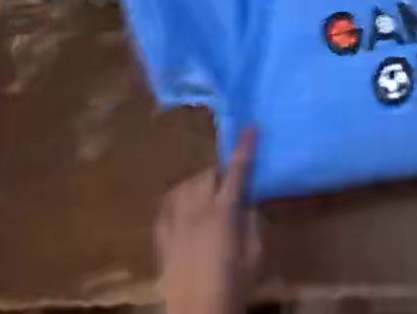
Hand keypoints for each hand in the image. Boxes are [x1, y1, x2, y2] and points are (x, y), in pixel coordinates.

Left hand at [157, 129, 259, 313]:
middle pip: (208, 174)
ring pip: (185, 186)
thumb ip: (251, 222)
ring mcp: (177, 223)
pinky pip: (167, 208)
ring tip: (207, 196)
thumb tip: (248, 202)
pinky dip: (177, 201)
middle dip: (220, 174)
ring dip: (199, 185)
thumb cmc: (233, 288)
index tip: (251, 127)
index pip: (237, 170)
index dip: (245, 147)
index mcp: (224, 212)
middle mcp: (198, 210)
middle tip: (230, 185)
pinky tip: (183, 208)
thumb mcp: (254, 254)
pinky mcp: (163, 239)